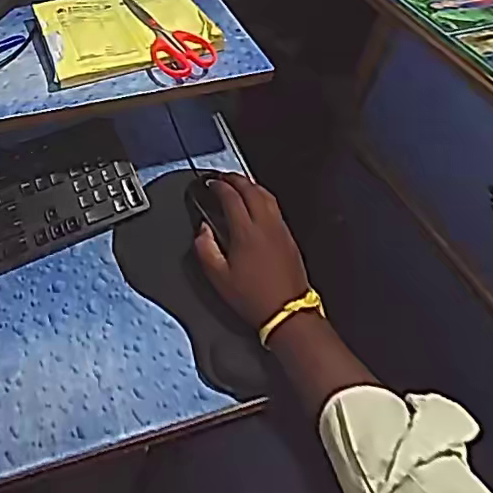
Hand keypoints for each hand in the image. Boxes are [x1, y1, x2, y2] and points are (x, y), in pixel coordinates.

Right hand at [192, 173, 310, 329]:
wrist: (289, 315)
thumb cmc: (253, 297)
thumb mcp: (218, 277)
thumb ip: (205, 248)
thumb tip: (203, 230)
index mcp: (246, 232)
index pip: (231, 197)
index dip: (218, 186)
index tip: (209, 183)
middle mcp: (265, 226)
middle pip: (251, 189)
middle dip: (234, 179)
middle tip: (222, 177)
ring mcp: (280, 230)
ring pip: (266, 196)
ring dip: (250, 185)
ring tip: (239, 184)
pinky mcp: (290, 238)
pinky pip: (275, 207)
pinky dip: (262, 196)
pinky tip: (256, 202)